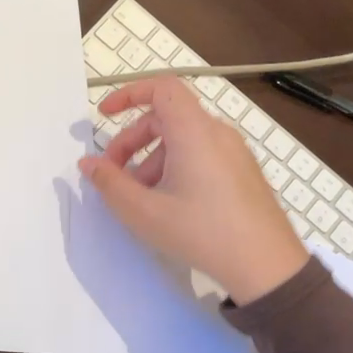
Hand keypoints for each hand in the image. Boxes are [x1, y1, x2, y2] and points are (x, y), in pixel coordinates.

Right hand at [79, 78, 308, 304]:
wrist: (264, 264)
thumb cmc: (200, 232)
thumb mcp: (142, 211)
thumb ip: (109, 183)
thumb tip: (88, 163)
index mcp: (194, 133)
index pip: (162, 89)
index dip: (129, 94)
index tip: (103, 116)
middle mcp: (216, 134)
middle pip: (166, 118)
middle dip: (131, 140)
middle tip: (112, 174)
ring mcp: (233, 152)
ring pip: (181, 139)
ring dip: (150, 159)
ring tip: (138, 198)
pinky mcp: (240, 171)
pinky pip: (199, 154)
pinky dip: (173, 167)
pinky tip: (166, 204)